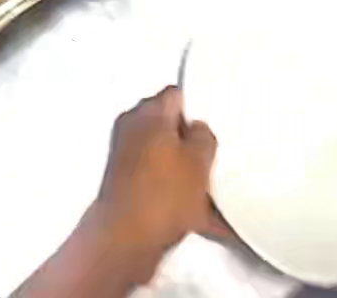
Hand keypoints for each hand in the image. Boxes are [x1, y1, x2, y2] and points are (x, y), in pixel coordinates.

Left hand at [88, 86, 224, 257]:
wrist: (124, 241)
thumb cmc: (163, 192)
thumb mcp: (198, 160)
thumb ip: (204, 136)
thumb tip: (196, 129)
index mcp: (148, 111)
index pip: (176, 95)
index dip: (197, 107)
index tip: (214, 124)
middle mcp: (132, 126)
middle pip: (169, 126)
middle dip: (190, 142)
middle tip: (213, 158)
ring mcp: (124, 156)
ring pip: (164, 156)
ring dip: (184, 171)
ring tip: (210, 191)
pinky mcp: (123, 185)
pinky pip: (157, 181)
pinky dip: (174, 193)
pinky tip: (200, 216)